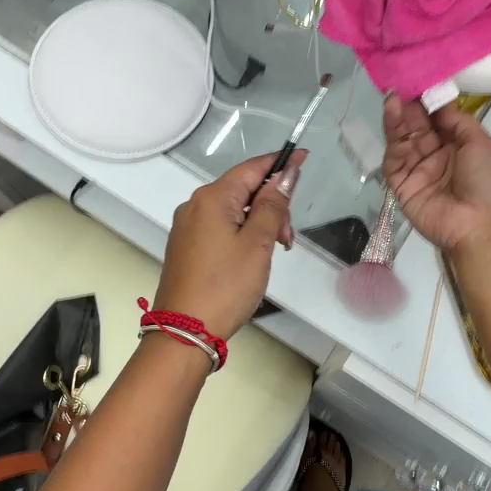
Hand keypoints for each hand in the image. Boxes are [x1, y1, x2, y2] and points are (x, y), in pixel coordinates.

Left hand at [152, 150, 304, 340]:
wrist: (185, 332)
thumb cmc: (226, 285)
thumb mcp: (258, 243)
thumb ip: (273, 205)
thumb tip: (286, 173)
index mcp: (212, 198)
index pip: (252, 168)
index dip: (280, 163)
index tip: (305, 158)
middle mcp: (195, 205)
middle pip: (243, 189)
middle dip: (272, 205)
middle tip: (288, 239)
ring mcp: (188, 227)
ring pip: (234, 210)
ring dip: (261, 223)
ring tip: (275, 252)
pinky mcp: (187, 246)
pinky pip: (221, 227)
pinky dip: (244, 233)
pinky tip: (255, 256)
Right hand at [382, 94, 490, 255]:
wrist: (480, 224)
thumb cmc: (488, 181)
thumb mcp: (481, 142)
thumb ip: (457, 120)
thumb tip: (437, 104)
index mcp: (458, 147)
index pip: (437, 120)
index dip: (428, 103)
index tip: (419, 84)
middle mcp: (437, 157)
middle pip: (418, 128)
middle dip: (410, 108)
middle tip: (402, 87)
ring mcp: (418, 171)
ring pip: (403, 140)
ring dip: (398, 119)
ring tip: (393, 97)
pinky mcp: (402, 185)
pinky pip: (393, 160)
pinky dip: (391, 138)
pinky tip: (392, 117)